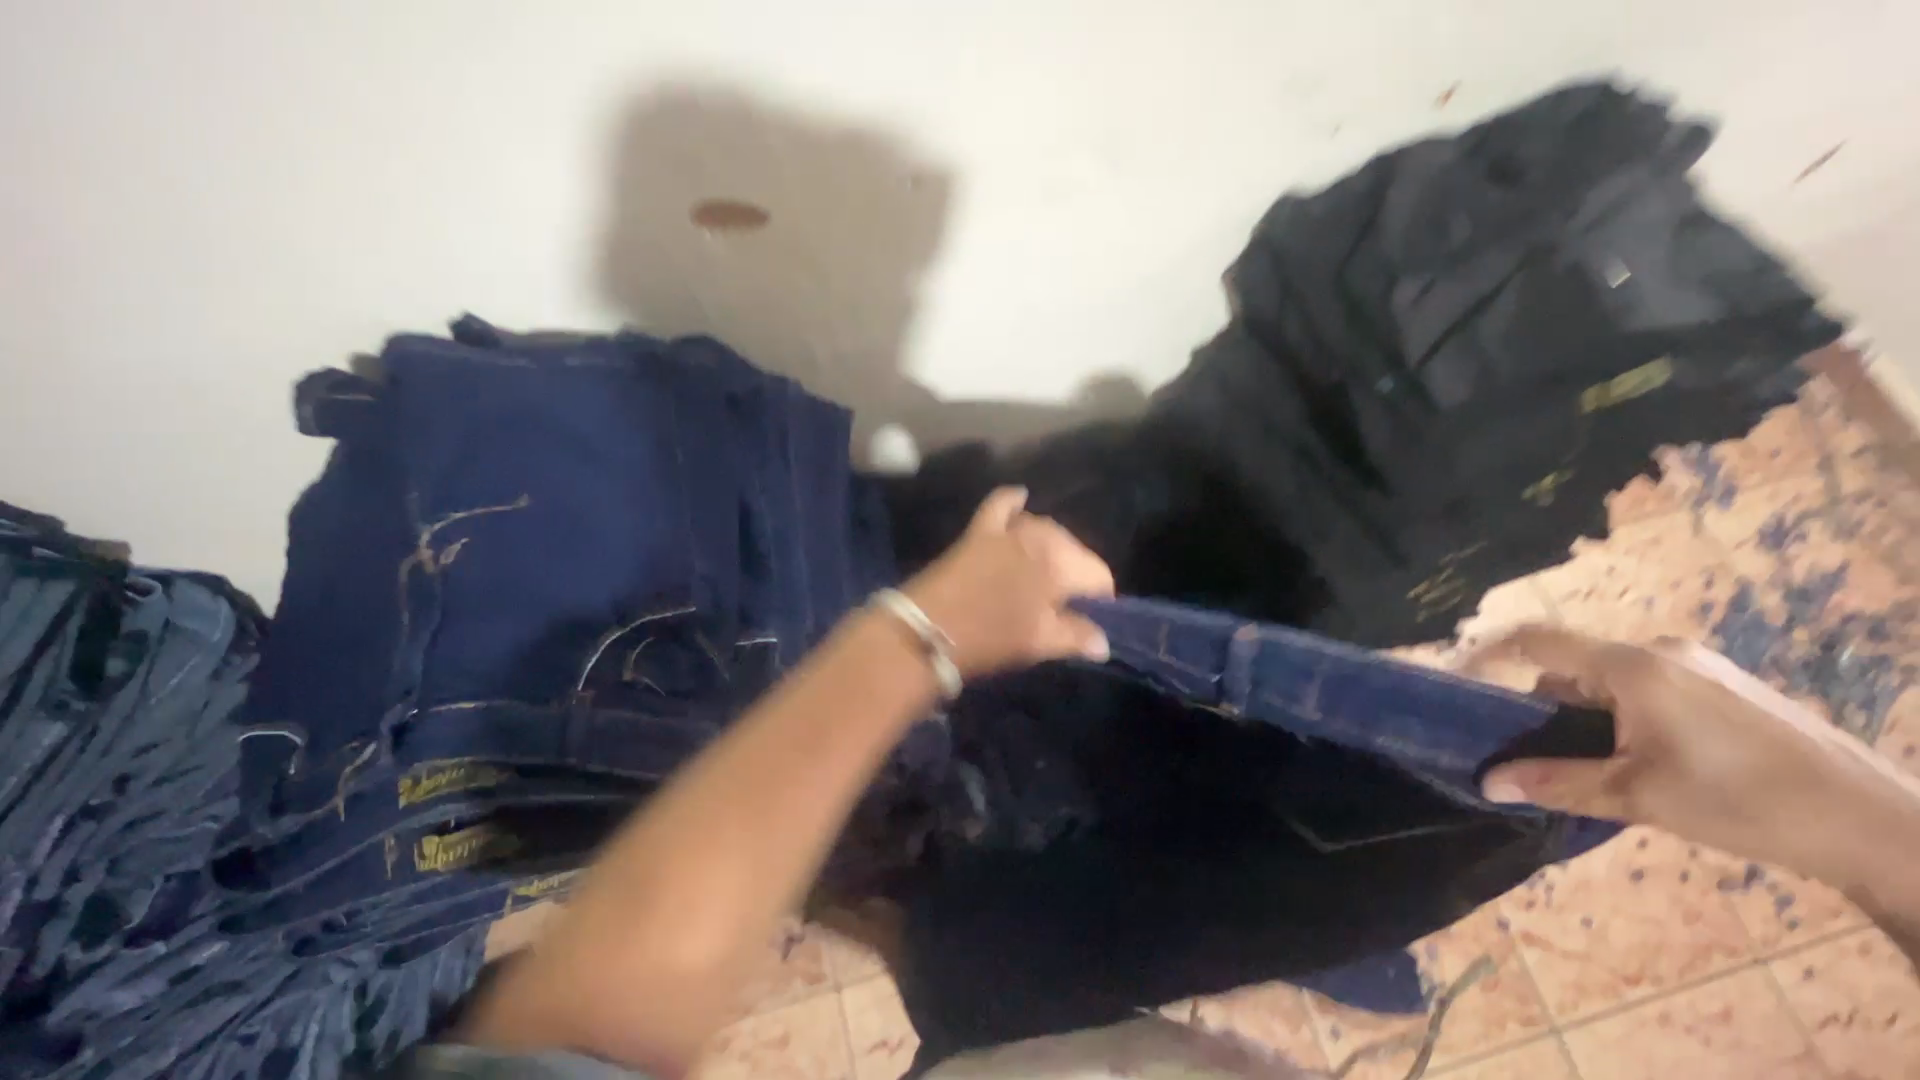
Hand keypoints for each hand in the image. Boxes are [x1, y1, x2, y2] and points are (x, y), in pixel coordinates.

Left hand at [899, 486, 1114, 677]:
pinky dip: (1013, 502)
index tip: (1090, 620)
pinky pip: (1001, 506)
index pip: (1098, 574)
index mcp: (1060, 564)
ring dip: (1053, 548)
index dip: (1100, 599)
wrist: (925, 630)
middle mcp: (1038, 537)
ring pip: (1044, 529)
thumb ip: (1076, 637)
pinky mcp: (977, 532)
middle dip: (1077, 574)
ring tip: (1048, 577)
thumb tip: (1103, 642)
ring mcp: (1006, 531)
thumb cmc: (989, 639)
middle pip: (1074, 550)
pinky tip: (1021, 498)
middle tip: (1066, 606)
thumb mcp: (1038, 643)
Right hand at [1459, 624, 1918, 887]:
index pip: (1537, 641)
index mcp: (1634, 666)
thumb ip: (1555, 782)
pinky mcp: (1729, 687)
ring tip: (1590, 766)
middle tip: (1529, 752)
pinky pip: (1649, 688)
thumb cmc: (1744, 802)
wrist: (1880, 824)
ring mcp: (1702, 666)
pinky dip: (1622, 715)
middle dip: (1541, 703)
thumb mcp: (1636, 796)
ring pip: (1612, 679)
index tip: (1458, 686)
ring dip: (1585, 714)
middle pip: (1574, 663)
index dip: (1488, 655)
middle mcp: (1663, 651)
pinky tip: (1644, 761)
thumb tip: (1486, 782)